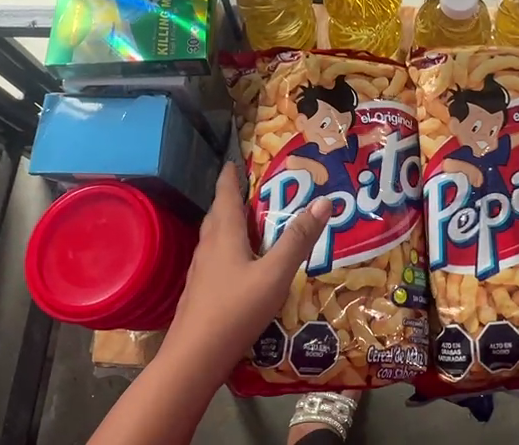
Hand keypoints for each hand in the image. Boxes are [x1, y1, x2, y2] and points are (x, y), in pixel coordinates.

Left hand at [163, 164, 332, 379]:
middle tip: (252, 187)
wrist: (193, 360)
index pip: (226, 193)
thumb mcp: (275, 274)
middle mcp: (208, 246)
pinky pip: (215, 257)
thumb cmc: (235, 310)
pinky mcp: (199, 292)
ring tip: (250, 222)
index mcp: (224, 233)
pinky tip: (240, 263)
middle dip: (232, 197)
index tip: (234, 159)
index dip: (230, 174)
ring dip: (229, 223)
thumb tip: (324, 200)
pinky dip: (227, 248)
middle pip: (218, 213)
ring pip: (214, 236)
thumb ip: (298, 238)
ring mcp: (201, 271)